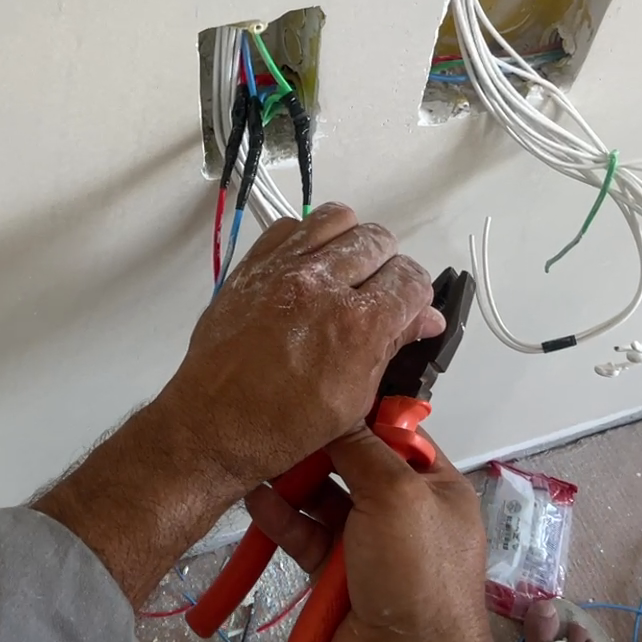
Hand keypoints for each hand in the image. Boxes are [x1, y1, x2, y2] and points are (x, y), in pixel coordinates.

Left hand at [151, 202, 445, 488]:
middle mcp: (323, 285)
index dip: (416, 294)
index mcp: (358, 324)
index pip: (411, 279)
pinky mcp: (254, 265)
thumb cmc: (282, 423)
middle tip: (375, 292)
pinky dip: (306, 238)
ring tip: (344, 271)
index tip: (408, 306)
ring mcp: (284, 268)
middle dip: (386, 266)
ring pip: (338, 218)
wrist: (216, 421)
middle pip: (378, 240)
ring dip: (350, 241)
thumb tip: (424, 317)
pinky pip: (291, 225)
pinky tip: (307, 267)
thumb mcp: (355, 397)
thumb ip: (392, 345)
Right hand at [247, 427, 537, 641]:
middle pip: (353, 463)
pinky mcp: (333, 570)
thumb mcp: (396, 495)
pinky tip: (255, 497)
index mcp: (435, 487)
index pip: (397, 435)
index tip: (322, 391)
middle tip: (281, 423)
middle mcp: (402, 510)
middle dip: (320, 447)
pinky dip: (281, 516)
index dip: (362, 414)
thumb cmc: (415, 574)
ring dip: (294, 480)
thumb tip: (338, 407)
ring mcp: (366, 541)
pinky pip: (304, 532)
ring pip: (323, 497)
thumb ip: (363, 448)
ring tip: (261, 456)